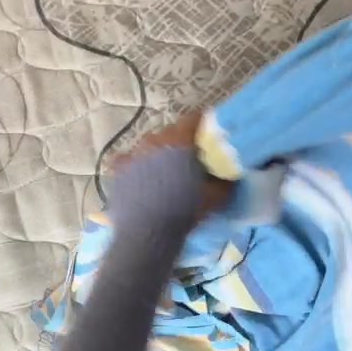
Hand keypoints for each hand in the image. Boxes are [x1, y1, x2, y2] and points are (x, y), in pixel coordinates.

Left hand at [111, 112, 232, 217]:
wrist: (149, 232)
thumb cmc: (185, 209)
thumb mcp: (216, 197)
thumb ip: (226, 179)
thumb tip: (232, 172)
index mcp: (180, 140)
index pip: (194, 118)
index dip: (203, 126)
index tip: (209, 138)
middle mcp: (155, 139)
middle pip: (171, 132)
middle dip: (181, 142)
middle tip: (188, 161)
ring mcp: (134, 152)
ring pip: (149, 145)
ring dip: (158, 154)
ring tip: (163, 174)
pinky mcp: (118, 168)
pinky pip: (128, 160)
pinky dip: (135, 166)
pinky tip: (140, 180)